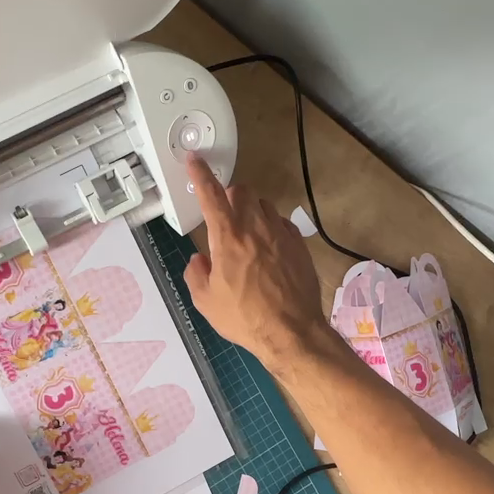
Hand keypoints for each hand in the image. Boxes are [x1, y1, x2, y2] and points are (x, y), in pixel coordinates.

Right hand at [181, 155, 333, 371]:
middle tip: (226, 213)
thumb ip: (196, 274)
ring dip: (253, 211)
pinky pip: (283, 225)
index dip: (200, 175)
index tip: (195, 161)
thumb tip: (199, 260)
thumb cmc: (245, 318)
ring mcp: (281, 234)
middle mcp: (255, 228)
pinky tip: (269, 250)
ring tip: (248, 234)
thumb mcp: (206, 302)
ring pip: (265, 205)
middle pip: (243, 191)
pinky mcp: (299, 245)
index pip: (211, 195)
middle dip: (231, 196)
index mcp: (228, 238)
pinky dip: (272, 229)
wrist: (290, 331)